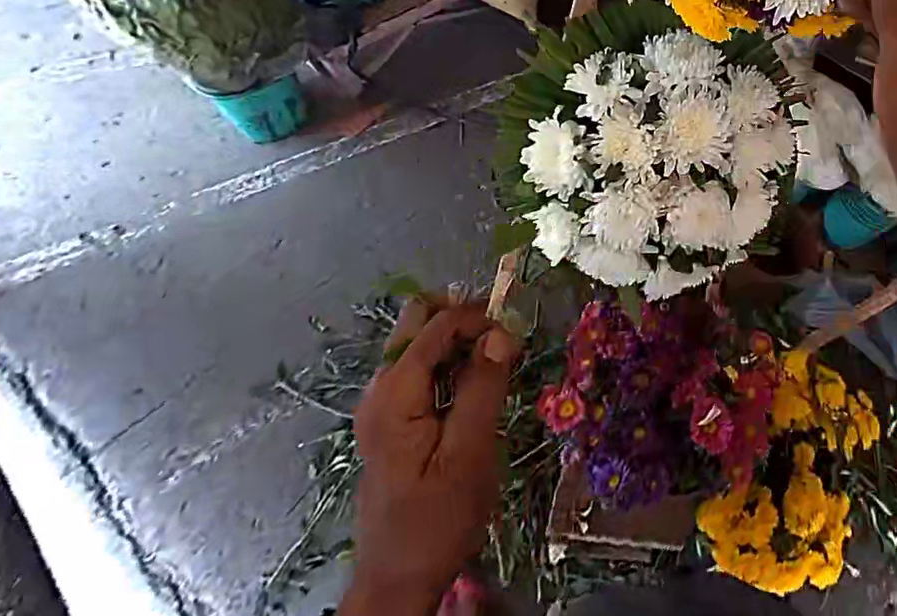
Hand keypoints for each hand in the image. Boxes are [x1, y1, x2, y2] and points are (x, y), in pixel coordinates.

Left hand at [343, 298, 519, 615]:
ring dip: (459, 339)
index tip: (516, 331)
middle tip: (505, 335)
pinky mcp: (392, 419)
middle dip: (464, 317)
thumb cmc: (437, 520)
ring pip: (419, 342)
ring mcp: (382, 403)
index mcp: (394, 392)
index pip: (436, 324)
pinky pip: (421, 369)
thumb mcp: (470, 453)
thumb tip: (501, 332)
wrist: (398, 581)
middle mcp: (380, 388)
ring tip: (498, 358)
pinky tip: (477, 383)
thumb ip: (483, 387)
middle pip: (418, 321)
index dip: (478, 317)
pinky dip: (450, 361)